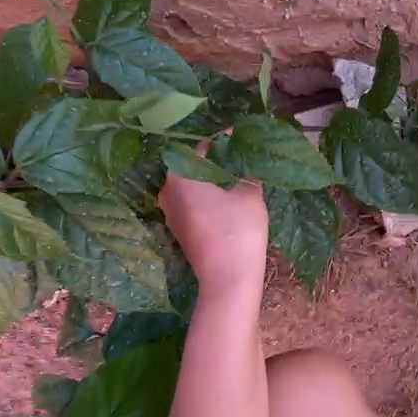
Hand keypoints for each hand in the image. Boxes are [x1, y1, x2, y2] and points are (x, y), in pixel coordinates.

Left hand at [159, 150, 267, 291]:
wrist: (228, 278)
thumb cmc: (238, 230)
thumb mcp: (249, 194)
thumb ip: (248, 170)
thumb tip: (249, 155)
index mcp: (180, 175)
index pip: (202, 147)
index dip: (224, 141)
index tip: (243, 138)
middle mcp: (168, 191)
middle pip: (193, 165)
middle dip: (216, 159)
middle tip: (242, 155)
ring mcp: (170, 212)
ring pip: (192, 185)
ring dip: (212, 179)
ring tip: (238, 175)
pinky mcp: (178, 229)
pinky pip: (192, 202)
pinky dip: (208, 196)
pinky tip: (228, 197)